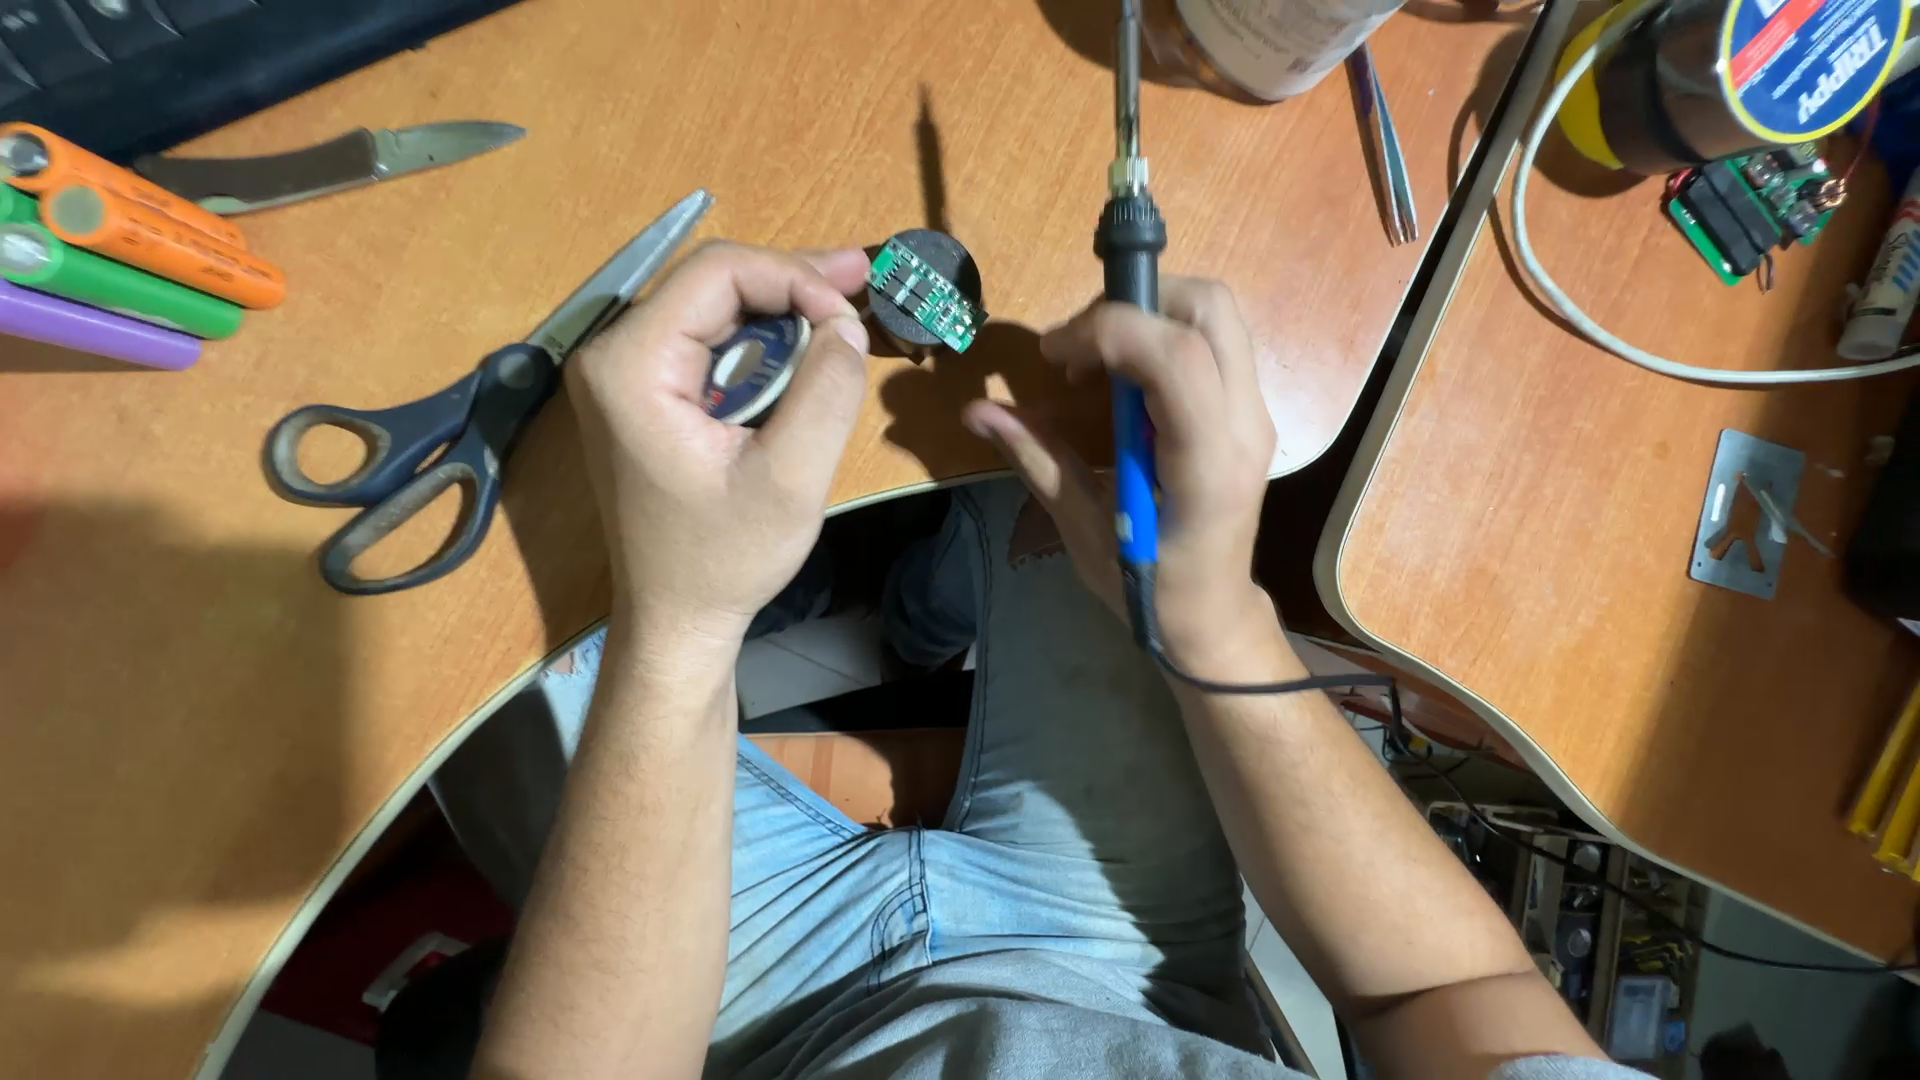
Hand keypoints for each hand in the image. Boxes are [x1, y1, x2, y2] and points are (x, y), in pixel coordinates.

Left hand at [567, 242, 871, 645]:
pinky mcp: (641, 397)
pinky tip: (803, 347)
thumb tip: (846, 324)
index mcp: (634, 366)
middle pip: (712, 283)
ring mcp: (623, 376)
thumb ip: (825, 394)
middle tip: (860, 280)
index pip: (718, 274)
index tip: (849, 315)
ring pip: (712, 310)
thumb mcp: (791, 482)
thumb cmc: (726, 558)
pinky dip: (761, 343)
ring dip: (781, 309)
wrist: (676, 617)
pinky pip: (706, 345)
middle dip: (791, 281)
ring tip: (841, 309)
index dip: (793, 278)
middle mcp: (614, 356)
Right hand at [963, 279, 1280, 676]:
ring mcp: (1255, 414)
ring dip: (1148, 314)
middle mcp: (1245, 426)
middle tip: (1077, 347)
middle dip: (1132, 303)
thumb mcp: (1084, 530)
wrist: (1211, 614)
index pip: (1176, 356)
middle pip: (1207, 309)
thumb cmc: (1146, 586)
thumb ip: (1038, 461)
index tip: (1053, 357)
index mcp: (1207, 465)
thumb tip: (977, 412)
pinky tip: (1124, 379)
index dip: (1106, 332)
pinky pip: (1213, 340)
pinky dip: (1162, 335)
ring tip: (1096, 361)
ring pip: (1215, 314)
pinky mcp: (1248, 411)